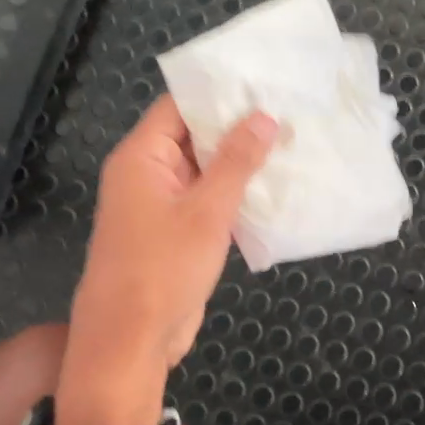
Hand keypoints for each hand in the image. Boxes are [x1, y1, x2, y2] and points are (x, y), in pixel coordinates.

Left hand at [58, 95, 276, 424]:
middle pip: (195, 137)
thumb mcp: (207, 211)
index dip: (220, 94)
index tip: (265, 83)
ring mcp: (163, 206)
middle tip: (292, 112)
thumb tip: (264, 116)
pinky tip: (277, 190)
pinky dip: (238, 195)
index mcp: (142, 158)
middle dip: (240, 128)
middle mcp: (149, 174)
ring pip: (206, 172)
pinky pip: (209, 202)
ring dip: (243, 164)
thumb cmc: (162, 269)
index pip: (180, 107)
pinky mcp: (178, 234)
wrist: (131, 342)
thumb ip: (237, 161)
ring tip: (294, 145)